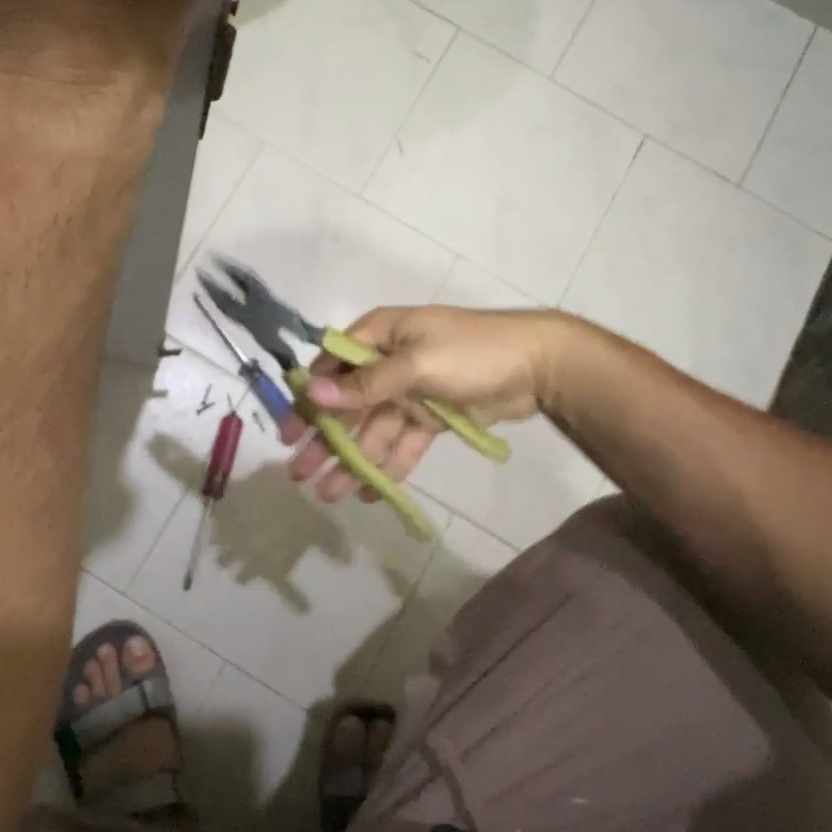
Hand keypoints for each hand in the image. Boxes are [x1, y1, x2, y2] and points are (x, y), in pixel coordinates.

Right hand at [283, 307, 576, 503]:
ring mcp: (409, 392)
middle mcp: (387, 363)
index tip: (289, 433)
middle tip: (298, 474)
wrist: (542, 366)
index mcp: (378, 337)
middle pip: (347, 406)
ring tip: (329, 495)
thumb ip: (365, 385)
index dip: (307, 400)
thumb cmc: (473, 352)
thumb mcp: (416, 363)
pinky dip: (388, 465)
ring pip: (372, 430)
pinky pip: (402, 443)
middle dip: (323, 440)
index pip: (330, 368)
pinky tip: (370, 491)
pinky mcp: (430, 417)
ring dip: (352, 460)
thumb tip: (312, 395)